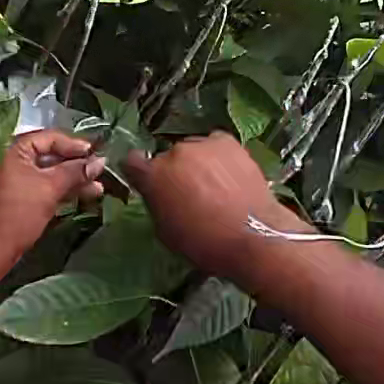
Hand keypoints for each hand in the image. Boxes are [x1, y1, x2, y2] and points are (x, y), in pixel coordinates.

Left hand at [0, 130, 105, 277]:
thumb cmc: (18, 213)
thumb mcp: (50, 187)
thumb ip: (76, 171)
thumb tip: (101, 161)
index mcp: (16, 152)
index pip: (50, 138)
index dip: (74, 144)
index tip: (96, 152)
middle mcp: (17, 163)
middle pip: (53, 156)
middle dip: (78, 164)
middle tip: (101, 169)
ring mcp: (20, 183)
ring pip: (53, 174)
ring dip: (76, 179)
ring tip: (98, 187)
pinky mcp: (24, 201)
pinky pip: (49, 188)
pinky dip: (67, 191)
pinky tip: (86, 195)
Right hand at [123, 132, 306, 277]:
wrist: (251, 234)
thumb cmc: (203, 242)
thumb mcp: (166, 231)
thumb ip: (158, 203)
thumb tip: (161, 193)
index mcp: (153, 176)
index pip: (132, 162)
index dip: (139, 172)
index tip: (147, 181)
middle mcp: (174, 153)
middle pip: (168, 158)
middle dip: (174, 172)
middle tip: (189, 191)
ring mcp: (202, 144)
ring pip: (192, 149)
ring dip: (197, 162)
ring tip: (214, 183)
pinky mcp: (228, 141)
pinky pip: (215, 144)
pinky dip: (218, 155)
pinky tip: (228, 172)